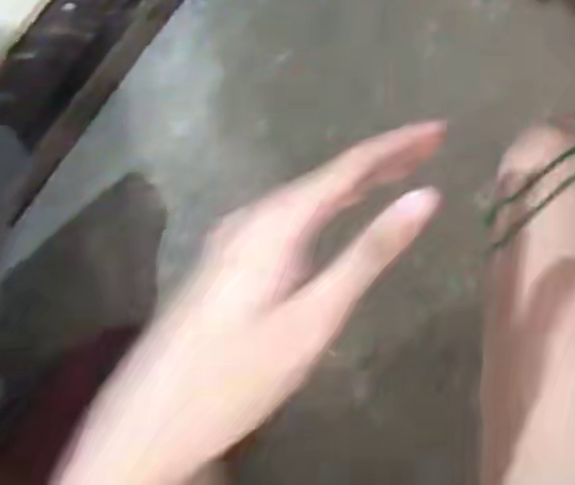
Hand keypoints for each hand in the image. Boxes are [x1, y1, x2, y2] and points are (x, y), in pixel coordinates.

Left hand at [54, 123, 445, 484]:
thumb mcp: (315, 317)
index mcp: (274, 226)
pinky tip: (350, 202)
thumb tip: (429, 193)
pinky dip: (336, 196)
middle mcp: (252, 222)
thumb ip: (372, 251)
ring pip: (312, 191)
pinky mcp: (228, 262)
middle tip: (436, 142)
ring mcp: (234, 242)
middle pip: (330, 173)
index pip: (349, 167)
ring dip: (363, 175)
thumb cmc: (234, 378)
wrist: (133, 445)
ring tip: (408, 164)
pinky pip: (296, 209)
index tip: (441, 128)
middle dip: (386, 154)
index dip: (398, 143)